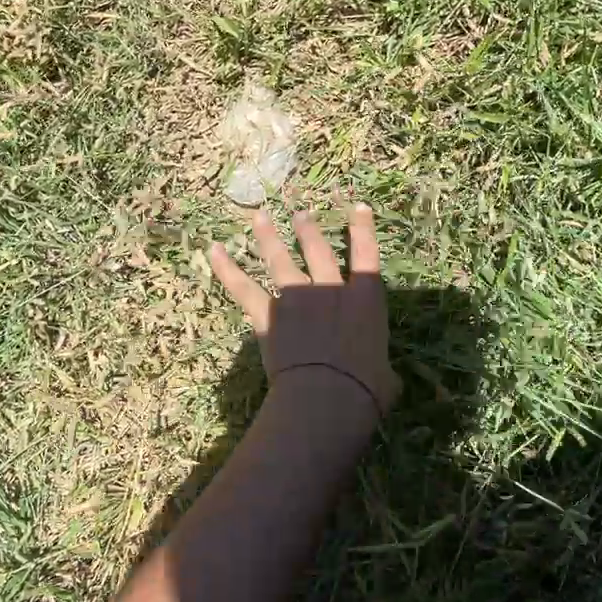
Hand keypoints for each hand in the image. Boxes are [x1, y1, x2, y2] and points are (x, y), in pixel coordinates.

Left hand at [207, 205, 399, 416]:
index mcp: (364, 299)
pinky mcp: (268, 315)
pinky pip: (243, 288)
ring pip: (279, 259)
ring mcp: (296, 298)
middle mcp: (330, 289)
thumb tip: (387, 382)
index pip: (366, 253)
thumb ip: (383, 369)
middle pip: (317, 250)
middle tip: (300, 213)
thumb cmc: (365, 389)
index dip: (363, 229)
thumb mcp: (386, 378)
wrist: (326, 394)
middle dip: (308, 229)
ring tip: (260, 217)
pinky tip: (214, 251)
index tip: (358, 207)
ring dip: (268, 236)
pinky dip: (227, 269)